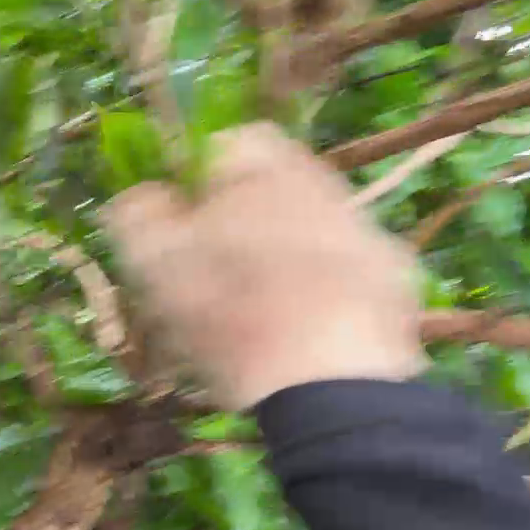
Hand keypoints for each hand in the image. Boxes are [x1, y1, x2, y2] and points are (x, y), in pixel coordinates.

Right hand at [102, 123, 427, 409]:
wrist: (327, 386)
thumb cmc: (228, 319)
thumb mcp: (156, 269)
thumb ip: (137, 216)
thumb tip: (138, 194)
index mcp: (258, 174)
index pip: (224, 144)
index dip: (195, 179)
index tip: (179, 223)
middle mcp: (318, 184)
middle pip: (271, 183)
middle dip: (239, 215)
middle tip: (212, 268)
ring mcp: (362, 227)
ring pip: (307, 221)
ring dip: (279, 246)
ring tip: (257, 302)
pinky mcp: (392, 272)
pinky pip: (344, 261)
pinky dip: (322, 281)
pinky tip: (302, 321)